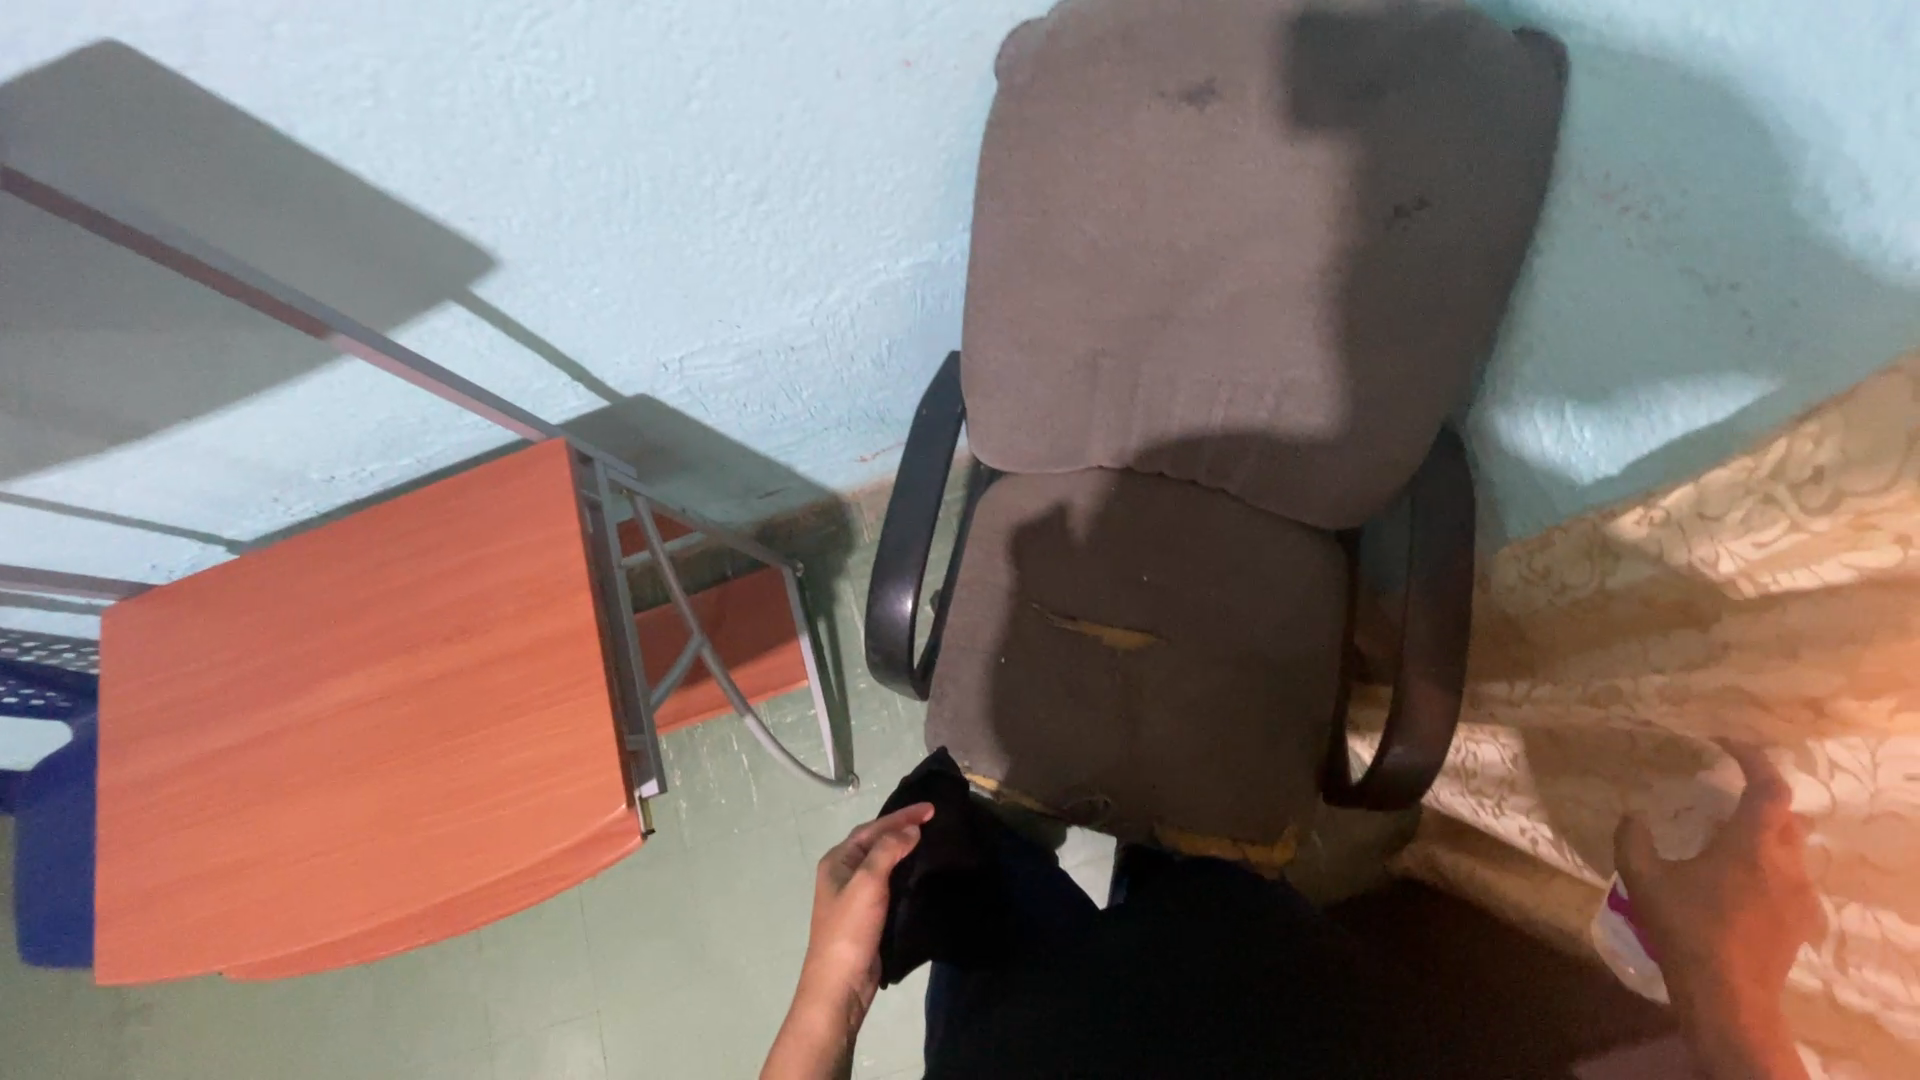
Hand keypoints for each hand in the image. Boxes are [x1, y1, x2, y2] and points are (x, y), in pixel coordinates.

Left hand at [798, 802, 934, 1017]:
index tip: (931, 808)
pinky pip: (888, 881)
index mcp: (837, 860)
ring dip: (904, 848)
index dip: (902, 816)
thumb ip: (888, 850)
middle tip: (933, 819)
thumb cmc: (850, 928)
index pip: (873, 828)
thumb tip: (911, 830)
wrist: (840, 984)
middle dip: (902, 827)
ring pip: (883, 861)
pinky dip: (904, 871)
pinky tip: (919, 870)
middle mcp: (843, 872)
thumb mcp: (867, 882)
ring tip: (930, 839)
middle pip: (876, 841)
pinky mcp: (868, 913)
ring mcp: (855, 894)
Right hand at [1614, 739, 1821, 1078]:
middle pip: (1787, 817)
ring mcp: (1802, 896)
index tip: (1727, 743)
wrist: (1728, 992)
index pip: (1770, 789)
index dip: (1754, 760)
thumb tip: (1634, 815)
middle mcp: (1786, 865)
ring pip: (1790, 849)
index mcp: (1750, 846)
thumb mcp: (1640, 874)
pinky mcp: (1803, 920)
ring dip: (1762, 833)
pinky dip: (1765, 864)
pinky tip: (1732, 881)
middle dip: (1759, 798)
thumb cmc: (1683, 925)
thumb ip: (1633, 837)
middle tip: (1722, 792)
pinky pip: (1789, 878)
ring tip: (1723, 838)